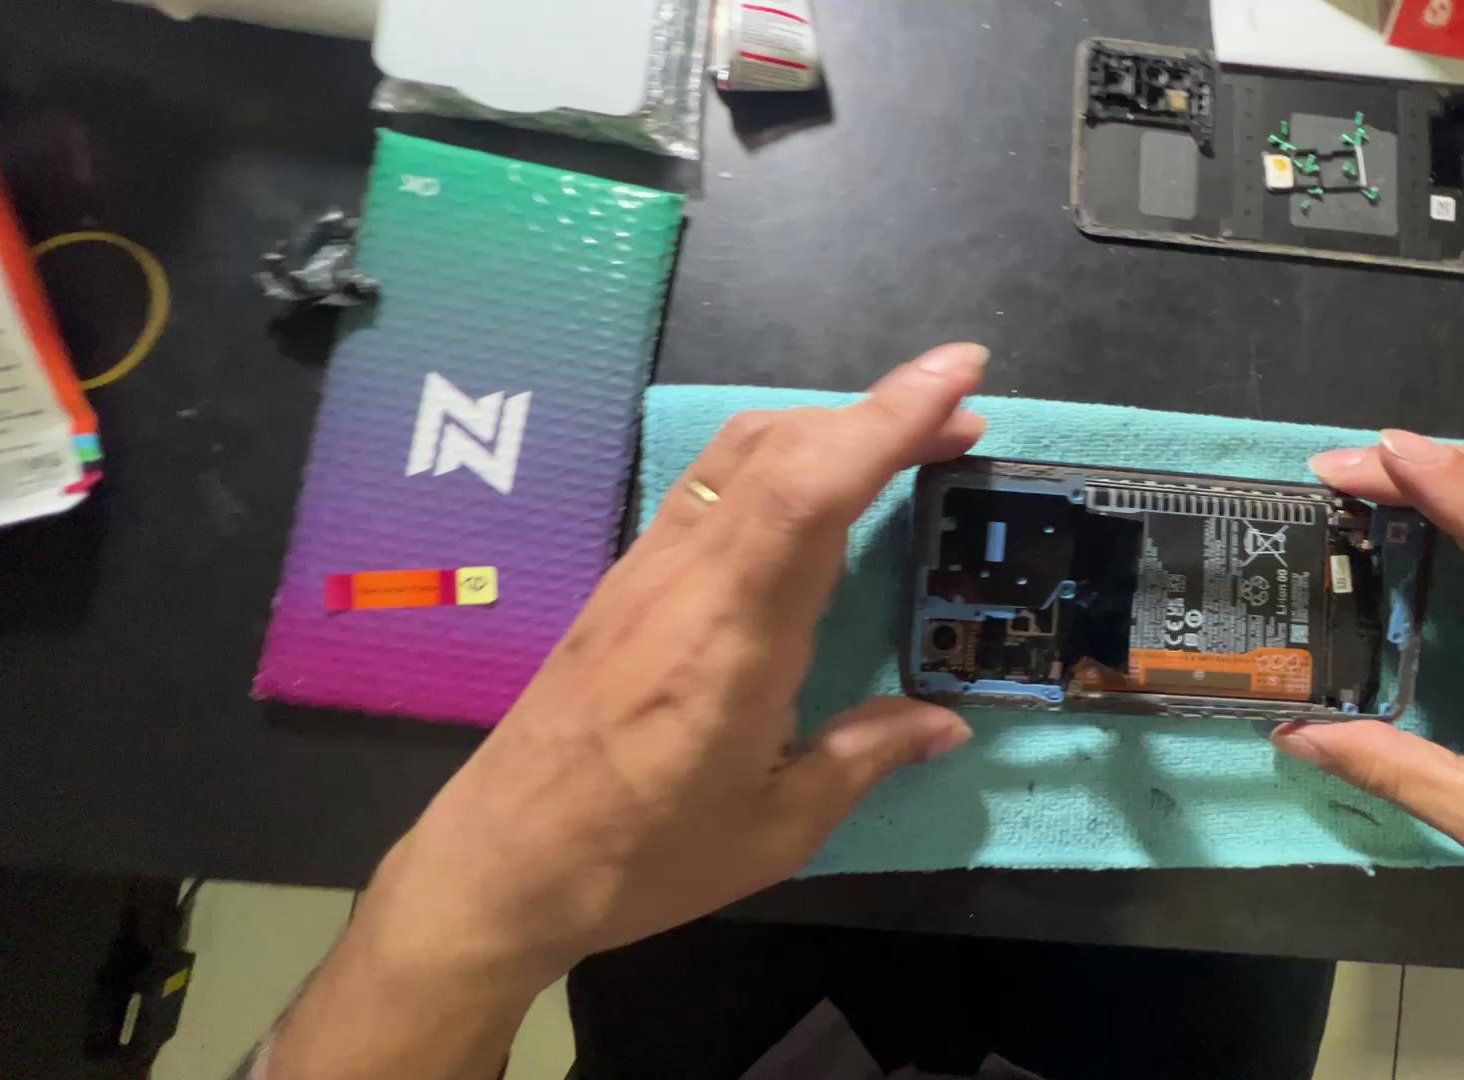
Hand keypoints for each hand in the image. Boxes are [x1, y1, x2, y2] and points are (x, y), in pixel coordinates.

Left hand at [361, 343, 989, 985]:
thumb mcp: (776, 827)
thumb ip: (867, 757)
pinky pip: (719, 479)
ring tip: (906, 434)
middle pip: (786, 449)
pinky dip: (787, 451)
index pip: (812, 491)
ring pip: (746, 450)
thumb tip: (946, 724)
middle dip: (885, 412)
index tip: (959, 375)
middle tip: (963, 417)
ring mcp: (653, 562)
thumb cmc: (642, 854)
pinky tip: (821, 476)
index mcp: (734, 637)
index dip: (889, 419)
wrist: (500, 861)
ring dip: (833, 423)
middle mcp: (690, 575)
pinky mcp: (635, 568)